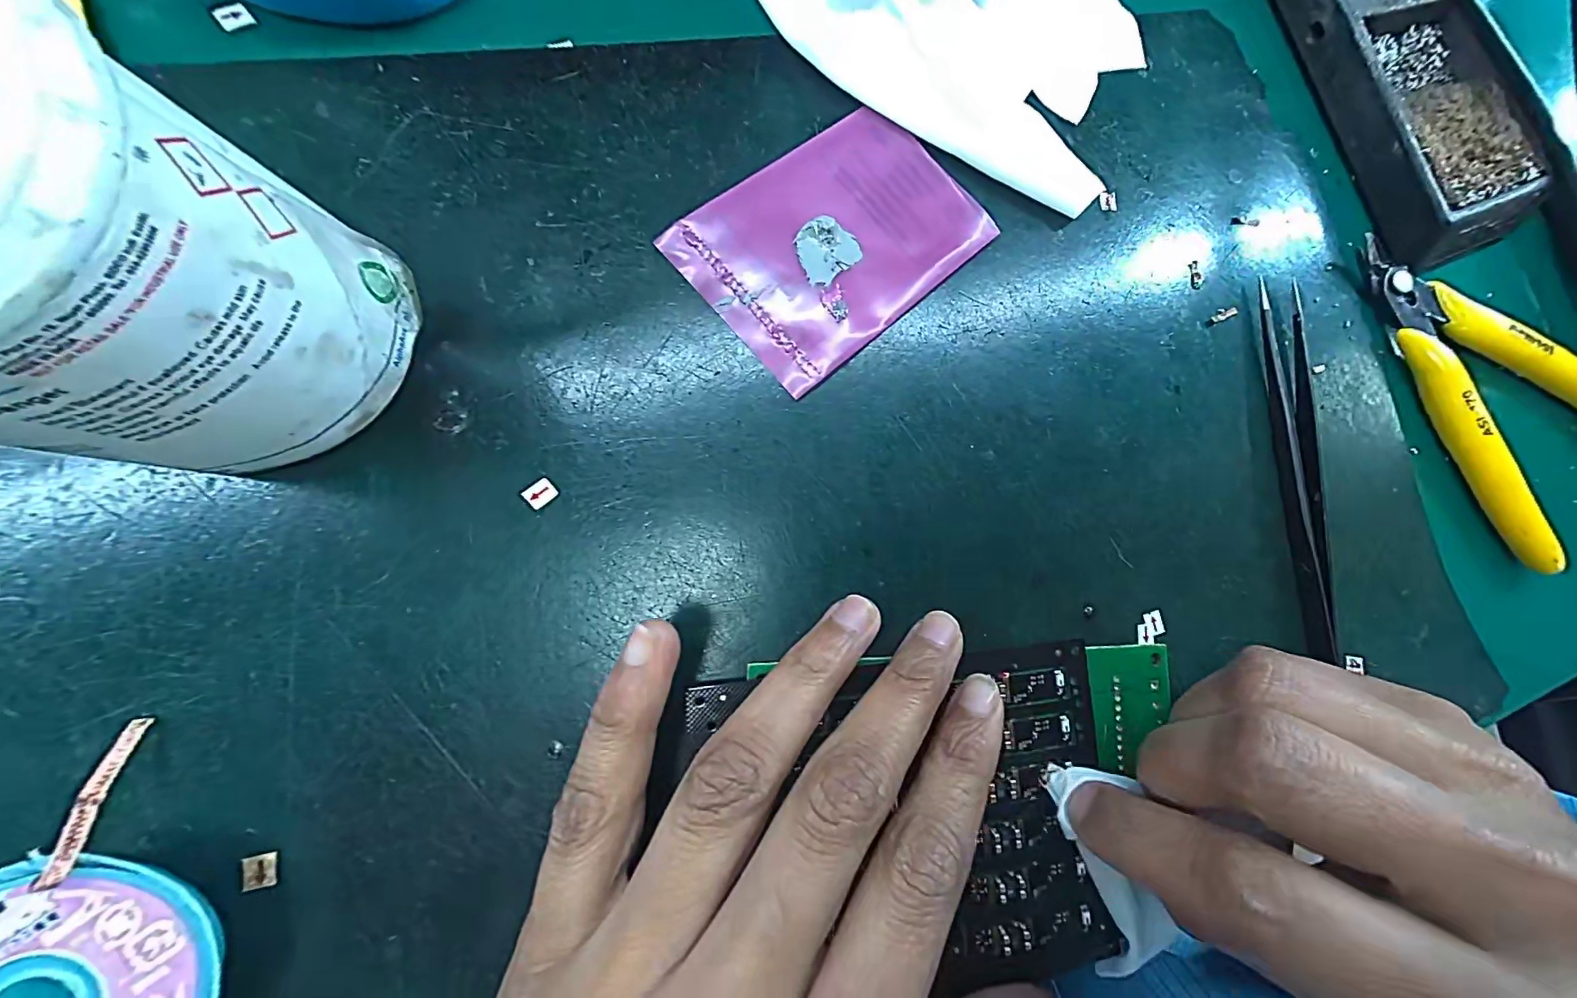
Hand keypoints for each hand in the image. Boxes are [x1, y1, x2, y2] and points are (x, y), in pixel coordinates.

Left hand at [500, 596, 1005, 997]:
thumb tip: (1029, 994)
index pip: (908, 885)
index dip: (955, 780)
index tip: (983, 700)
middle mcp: (723, 987)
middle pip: (828, 816)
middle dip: (894, 713)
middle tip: (934, 634)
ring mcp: (620, 954)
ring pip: (727, 787)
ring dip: (795, 686)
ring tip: (847, 617)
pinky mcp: (547, 936)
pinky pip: (589, 808)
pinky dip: (621, 716)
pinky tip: (654, 635)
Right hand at [1068, 647, 1576, 997]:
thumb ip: (1232, 927)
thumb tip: (1120, 827)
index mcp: (1477, 994)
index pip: (1258, 889)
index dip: (1144, 844)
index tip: (1090, 816)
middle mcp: (1508, 870)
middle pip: (1272, 757)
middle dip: (1172, 763)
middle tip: (1153, 791)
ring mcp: (1491, 770)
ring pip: (1279, 683)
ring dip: (1200, 714)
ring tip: (1199, 760)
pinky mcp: (1461, 719)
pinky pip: (1308, 667)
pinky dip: (1245, 695)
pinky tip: (1253, 741)